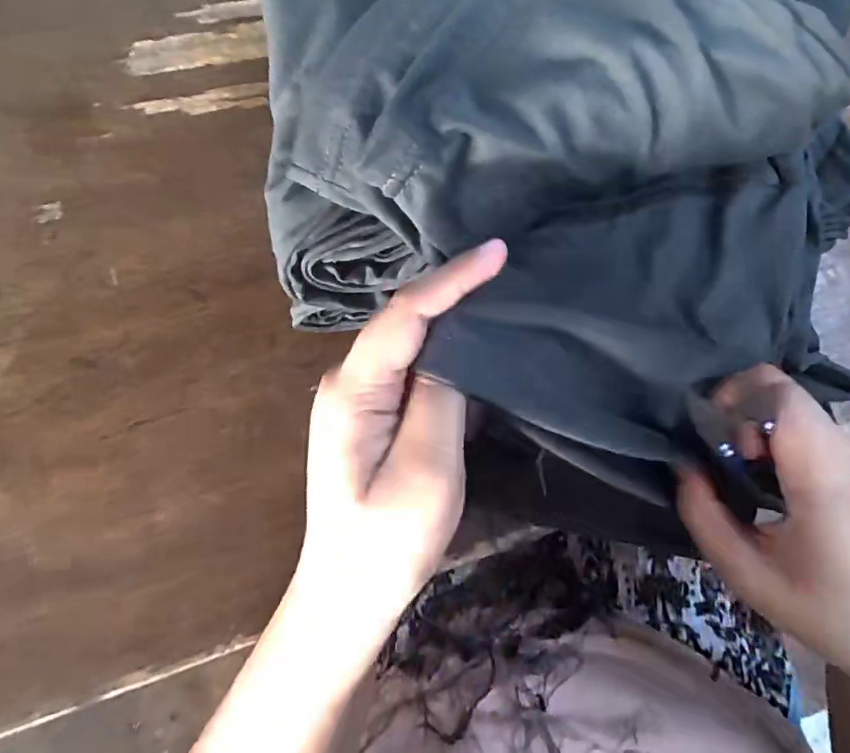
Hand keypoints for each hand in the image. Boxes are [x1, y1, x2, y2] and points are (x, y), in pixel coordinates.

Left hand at [291, 238, 507, 642]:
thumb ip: (440, 397)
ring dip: (452, 310)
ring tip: (497, 285)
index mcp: (354, 389)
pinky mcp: (376, 410)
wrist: (345, 598)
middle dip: (453, 284)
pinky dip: (448, 342)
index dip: (454, 278)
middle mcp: (350, 379)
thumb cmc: (387, 543)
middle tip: (504, 260)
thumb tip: (456, 345)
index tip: (498, 251)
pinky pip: (414, 361)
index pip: (407, 314)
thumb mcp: (426, 472)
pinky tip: (476, 333)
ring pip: (410, 335)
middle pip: (405, 315)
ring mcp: (360, 394)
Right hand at [675, 365, 849, 681]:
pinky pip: (812, 423)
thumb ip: (704, 517)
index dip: (738, 393)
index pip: (780, 393)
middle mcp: (845, 450)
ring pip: (798, 404)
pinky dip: (783, 431)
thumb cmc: (821, 608)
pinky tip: (774, 478)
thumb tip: (685, 466)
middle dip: (745, 406)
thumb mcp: (747, 575)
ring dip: (763, 420)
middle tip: (727, 453)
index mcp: (821, 474)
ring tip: (748, 467)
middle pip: (786, 390)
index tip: (714, 431)